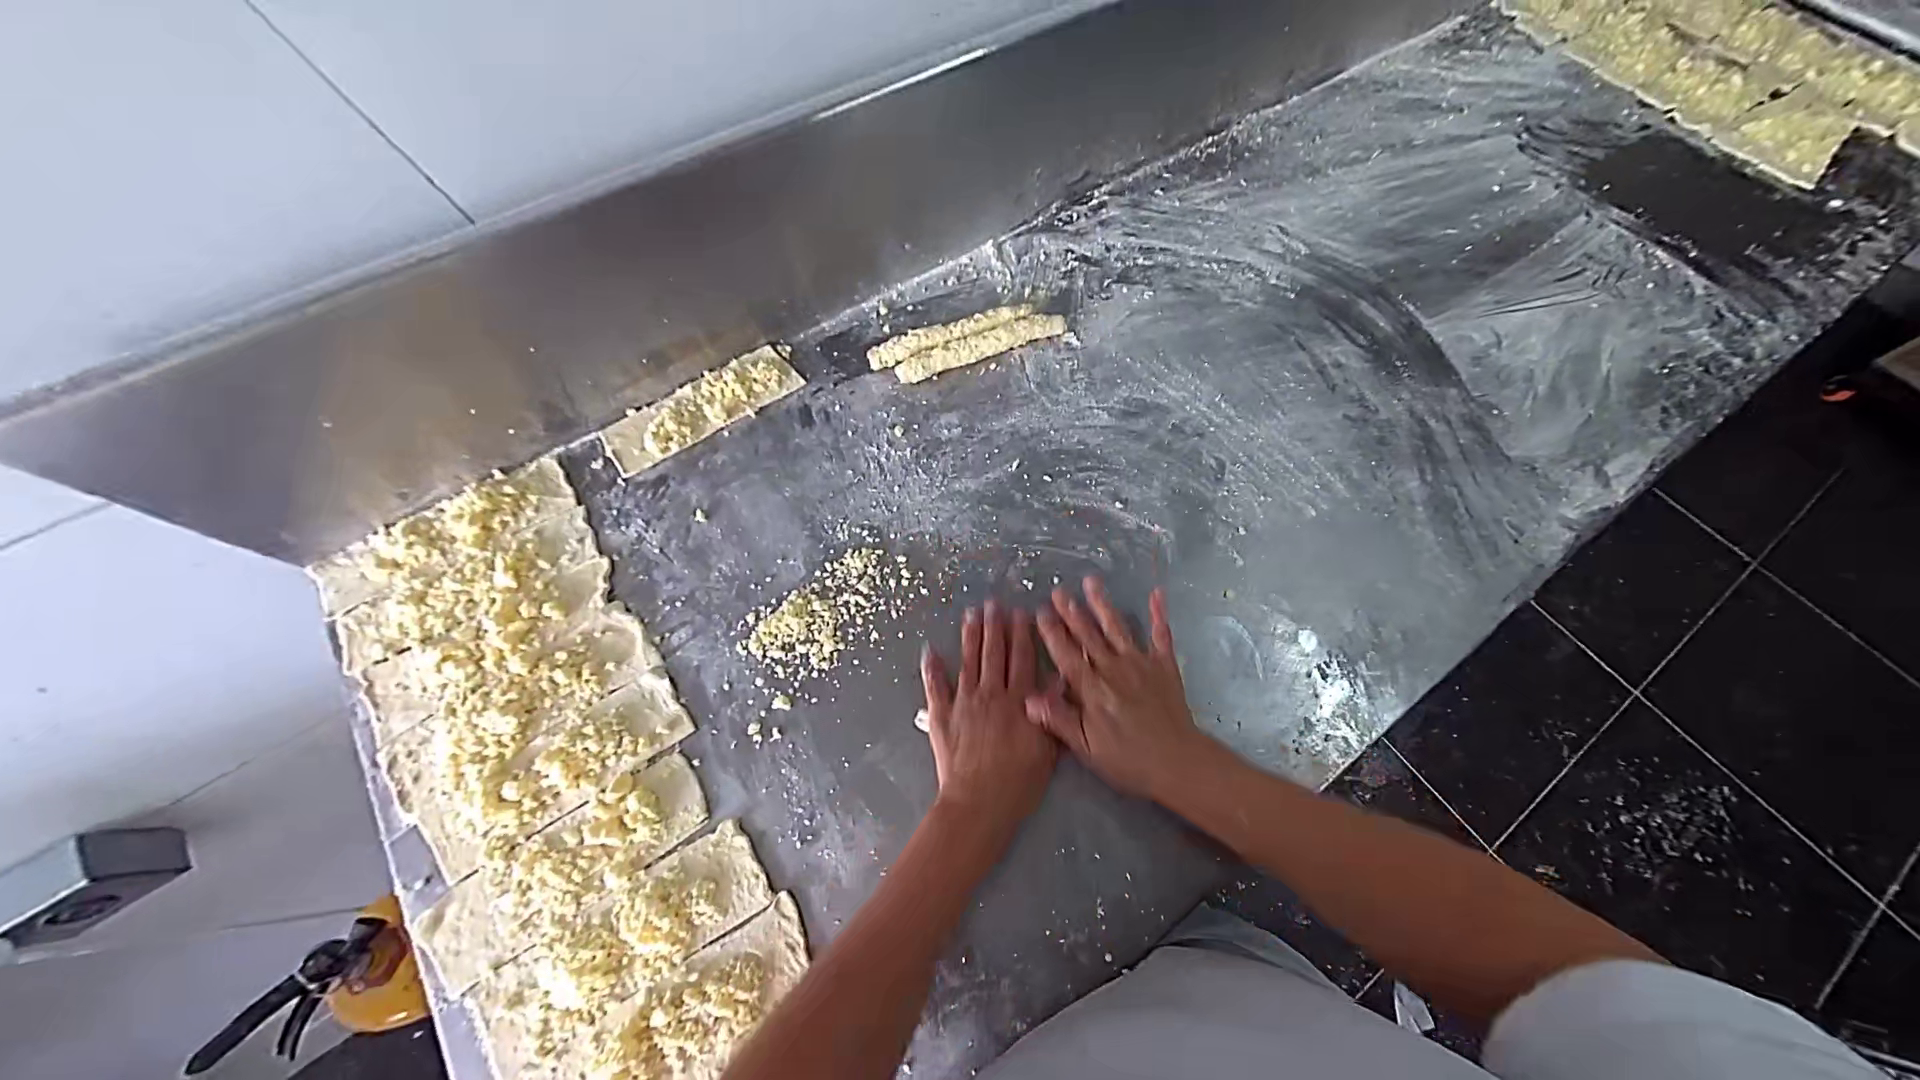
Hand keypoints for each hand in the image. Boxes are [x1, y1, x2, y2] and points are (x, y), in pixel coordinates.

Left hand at [922, 602, 1057, 833]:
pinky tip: (930, 651)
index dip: (1022, 634)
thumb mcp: (1049, 748)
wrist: (979, 803)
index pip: (1022, 659)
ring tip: (972, 615)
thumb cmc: (1020, 782)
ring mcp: (964, 701)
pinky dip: (932, 668)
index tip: (1021, 613)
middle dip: (996, 626)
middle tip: (994, 603)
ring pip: (969, 661)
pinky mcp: (942, 715)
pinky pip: (935, 686)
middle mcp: (992, 693)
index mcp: (1020, 700)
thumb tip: (1061, 680)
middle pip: (995, 653)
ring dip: (970, 636)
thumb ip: (1054, 712)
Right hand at [1028, 577, 1215, 800]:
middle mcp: (1113, 669)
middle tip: (1058, 590)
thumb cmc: (1128, 760)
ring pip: (1117, 628)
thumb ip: (1058, 720)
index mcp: (1092, 690)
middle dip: (1071, 612)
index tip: (1039, 612)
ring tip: (1091, 581)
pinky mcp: (1164, 666)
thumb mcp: (1087, 748)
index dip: (1051, 633)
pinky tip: (1156, 594)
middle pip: (1088, 636)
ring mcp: (1140, 664)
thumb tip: (1027, 699)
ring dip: (1103, 604)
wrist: (1179, 764)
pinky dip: (1158, 614)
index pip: (1066, 655)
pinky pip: (1160, 635)